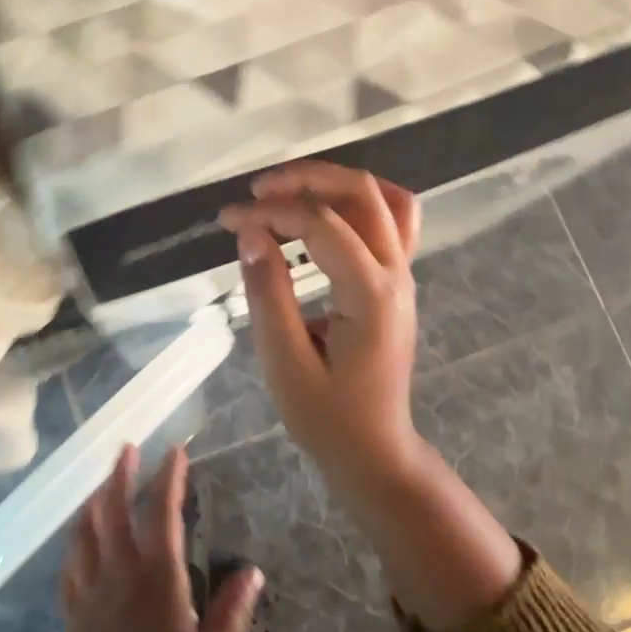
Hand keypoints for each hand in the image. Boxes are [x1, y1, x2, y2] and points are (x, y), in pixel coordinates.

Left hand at [31, 445, 263, 631]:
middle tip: (126, 447)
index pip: (163, 514)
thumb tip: (251, 571)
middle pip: (114, 511)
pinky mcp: (73, 616)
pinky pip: (71, 565)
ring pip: (86, 532)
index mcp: (157, 579)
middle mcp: (119, 574)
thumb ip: (231, 615)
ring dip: (94, 501)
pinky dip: (76, 542)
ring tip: (101, 483)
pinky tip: (78, 541)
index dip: (169, 478)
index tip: (175, 449)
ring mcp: (91, 593)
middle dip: (121, 475)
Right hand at [219, 161, 422, 481]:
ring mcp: (404, 276)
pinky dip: (358, 204)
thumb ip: (268, 292)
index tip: (226, 219)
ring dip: (335, 184)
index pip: (320, 225)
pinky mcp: (398, 284)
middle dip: (306, 179)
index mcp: (369, 294)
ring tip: (288, 191)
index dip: (270, 213)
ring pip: (384, 199)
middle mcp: (396, 274)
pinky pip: (392, 222)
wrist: (375, 452)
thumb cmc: (326, 417)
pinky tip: (324, 213)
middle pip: (362, 193)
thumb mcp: (284, 362)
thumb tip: (250, 231)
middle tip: (257, 190)